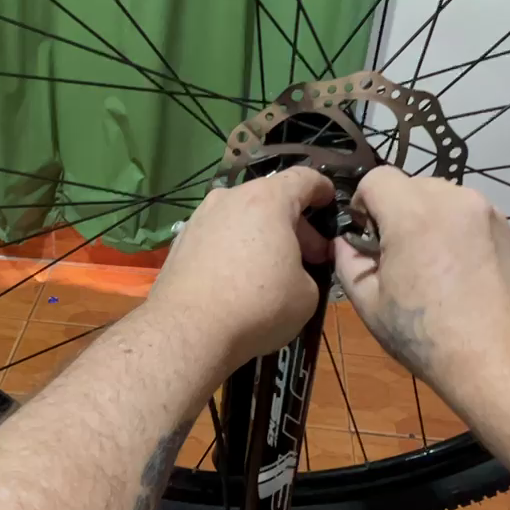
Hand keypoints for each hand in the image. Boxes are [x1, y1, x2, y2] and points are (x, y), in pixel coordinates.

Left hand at [141, 167, 334, 373]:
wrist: (188, 331)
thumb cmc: (257, 307)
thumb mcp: (307, 294)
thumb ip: (307, 271)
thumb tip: (293, 273)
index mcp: (267, 200)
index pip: (304, 178)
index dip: (322, 189)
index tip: (329, 202)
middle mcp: (229, 199)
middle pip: (271, 200)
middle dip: (295, 226)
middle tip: (309, 256)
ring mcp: (200, 219)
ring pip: (241, 218)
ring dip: (262, 236)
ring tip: (272, 268)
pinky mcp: (180, 243)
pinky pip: (218, 237)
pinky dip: (234, 249)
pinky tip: (238, 278)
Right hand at [332, 168, 509, 389]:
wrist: (503, 362)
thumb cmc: (428, 338)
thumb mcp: (370, 305)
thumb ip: (348, 263)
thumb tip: (344, 243)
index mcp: (413, 215)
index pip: (377, 178)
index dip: (363, 204)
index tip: (366, 236)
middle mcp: (454, 201)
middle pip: (411, 186)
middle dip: (397, 212)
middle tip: (397, 256)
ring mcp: (488, 212)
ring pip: (443, 199)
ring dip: (428, 220)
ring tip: (431, 267)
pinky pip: (470, 217)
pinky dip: (457, 233)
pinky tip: (460, 275)